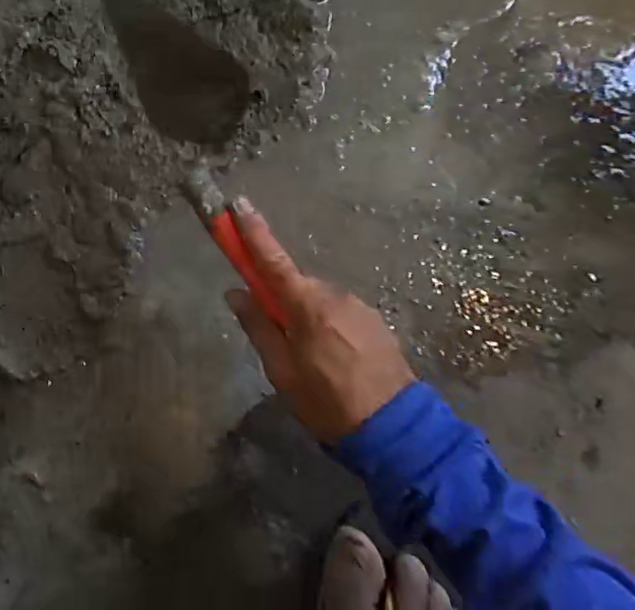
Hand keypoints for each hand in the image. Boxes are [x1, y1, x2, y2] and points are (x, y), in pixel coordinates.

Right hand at [224, 197, 416, 441]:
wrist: (397, 430)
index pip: (272, 260)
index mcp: (307, 306)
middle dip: (282, 301)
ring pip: (318, 301)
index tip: (238, 204)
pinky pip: (340, 313)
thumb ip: (259, 328)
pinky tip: (337, 361)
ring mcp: (358, 306)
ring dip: (308, 318)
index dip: (252, 232)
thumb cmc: (329, 403)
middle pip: (295, 285)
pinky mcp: (375, 321)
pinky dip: (330, 327)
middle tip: (281, 342)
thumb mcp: (282, 372)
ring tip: (314, 363)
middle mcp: (334, 295)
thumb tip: (237, 292)